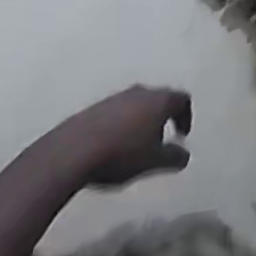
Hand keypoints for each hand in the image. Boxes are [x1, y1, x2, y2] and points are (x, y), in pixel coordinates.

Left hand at [45, 86, 191, 188]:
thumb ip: (173, 158)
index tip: (181, 135)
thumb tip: (184, 156)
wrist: (70, 153)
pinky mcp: (92, 109)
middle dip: (162, 117)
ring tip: (134, 145)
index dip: (186, 116)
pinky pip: (115, 112)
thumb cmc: (120, 154)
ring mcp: (114, 98)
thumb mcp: (153, 162)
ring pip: (136, 104)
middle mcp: (140, 92)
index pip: (182, 100)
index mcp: (160, 100)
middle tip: (160, 139)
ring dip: (140, 120)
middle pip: (159, 98)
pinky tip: (111, 145)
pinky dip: (120, 124)